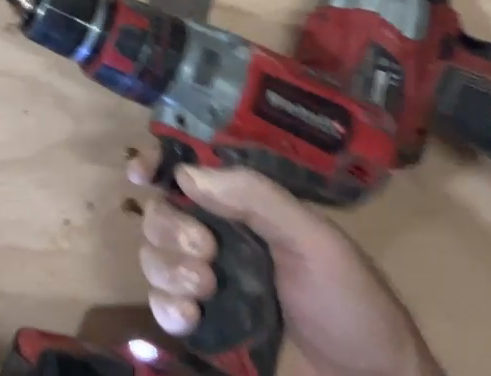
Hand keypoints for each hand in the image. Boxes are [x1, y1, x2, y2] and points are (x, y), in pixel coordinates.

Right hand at [130, 155, 442, 375]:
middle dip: (171, 228)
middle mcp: (216, 239)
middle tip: (207, 252)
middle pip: (159, 212)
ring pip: (152, 256)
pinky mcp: (200, 324)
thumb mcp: (315, 242)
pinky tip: (191, 317)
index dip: (156, 165)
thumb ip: (256, 199)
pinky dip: (166, 307)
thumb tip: (186, 173)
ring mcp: (205, 282)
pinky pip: (158, 304)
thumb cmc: (350, 305)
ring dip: (170, 269)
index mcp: (242, 210)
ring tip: (207, 291)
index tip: (140, 174)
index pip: (187, 174)